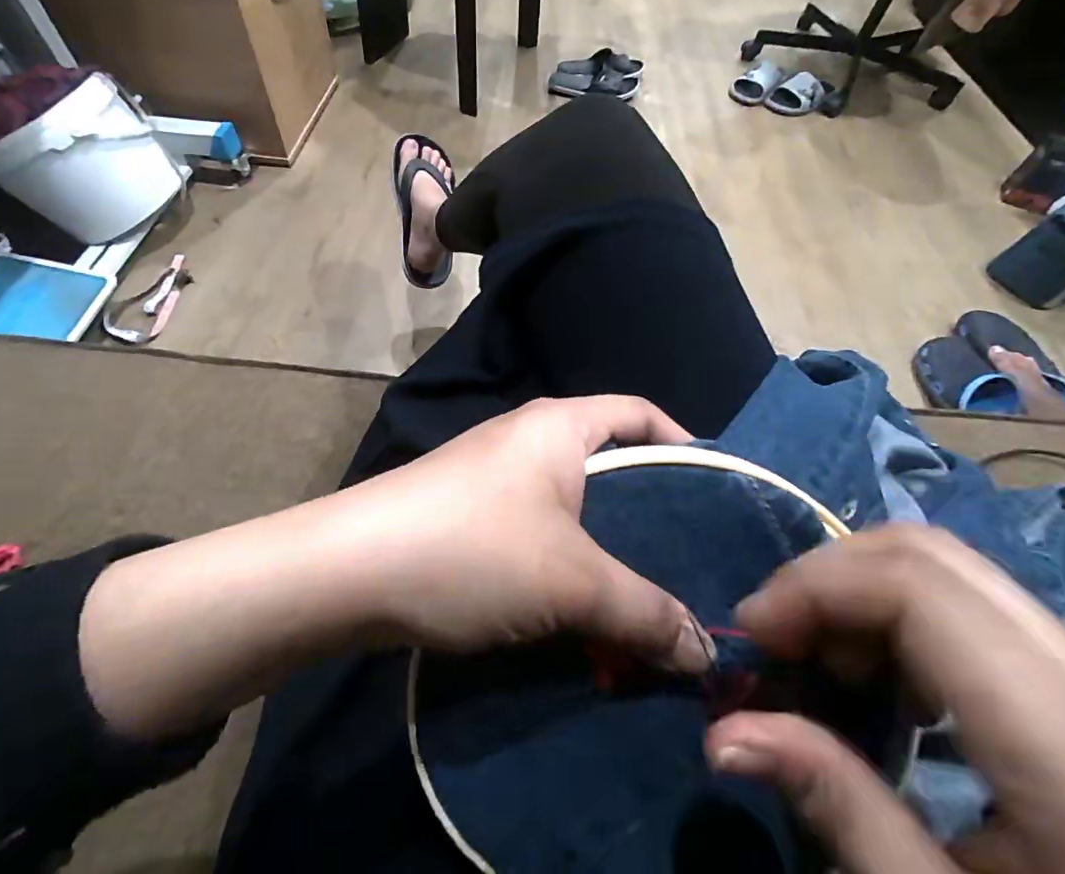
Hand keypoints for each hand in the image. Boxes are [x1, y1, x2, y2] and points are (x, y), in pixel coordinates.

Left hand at [78, 395, 709, 739]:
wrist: (346, 572)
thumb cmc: (472, 549)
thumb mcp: (572, 581)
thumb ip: (646, 613)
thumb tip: (705, 652)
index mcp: (559, 426)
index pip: (640, 412)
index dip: (685, 444)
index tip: (718, 496)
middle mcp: (528, 441)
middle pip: (612, 468)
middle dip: (653, 519)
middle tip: (692, 570)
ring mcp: (493, 480)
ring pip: (575, 512)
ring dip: (609, 558)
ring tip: (646, 608)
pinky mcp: (469, 519)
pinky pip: (540, 539)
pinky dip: (568, 574)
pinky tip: (584, 621)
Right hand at [702, 526, 1064, 873]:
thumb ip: (840, 811)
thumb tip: (723, 735)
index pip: (920, 588)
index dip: (816, 586)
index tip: (754, 634)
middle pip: (931, 555)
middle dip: (828, 577)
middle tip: (775, 641)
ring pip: (950, 568)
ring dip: (860, 593)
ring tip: (821, 664)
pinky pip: (975, 605)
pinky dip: (900, 616)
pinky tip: (885, 685)